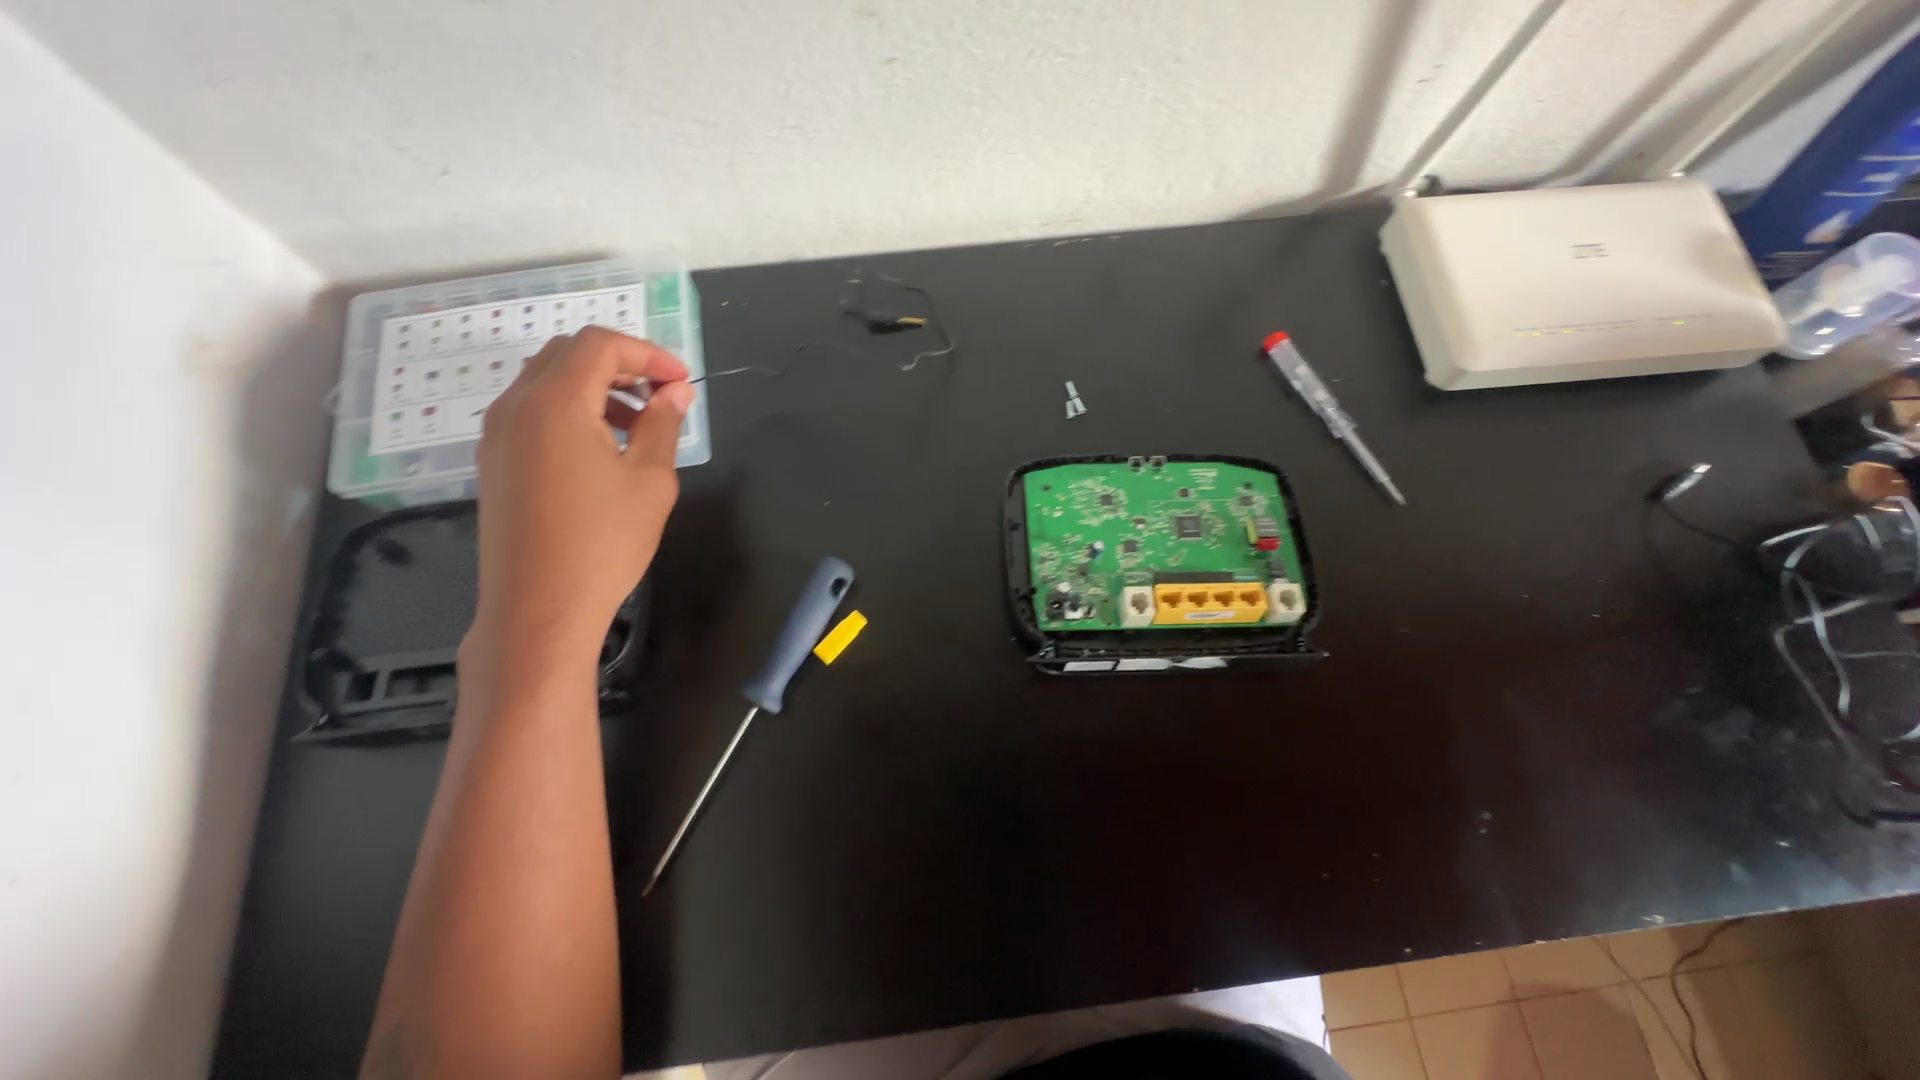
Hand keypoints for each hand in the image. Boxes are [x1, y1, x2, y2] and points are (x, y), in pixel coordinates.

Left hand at [469, 327, 695, 659]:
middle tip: (660, 396)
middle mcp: (516, 405)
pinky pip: (531, 412)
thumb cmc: (603, 544)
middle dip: (621, 364)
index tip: (681, 381)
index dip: (647, 353)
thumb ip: (662, 427)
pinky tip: (598, 451)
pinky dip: (568, 411)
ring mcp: (497, 434)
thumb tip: (675, 394)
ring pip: (546, 381)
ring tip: (634, 426)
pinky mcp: (493, 461)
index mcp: (555, 401)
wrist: (537, 608)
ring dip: (594, 388)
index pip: (600, 345)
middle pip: (568, 354)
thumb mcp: (650, 483)